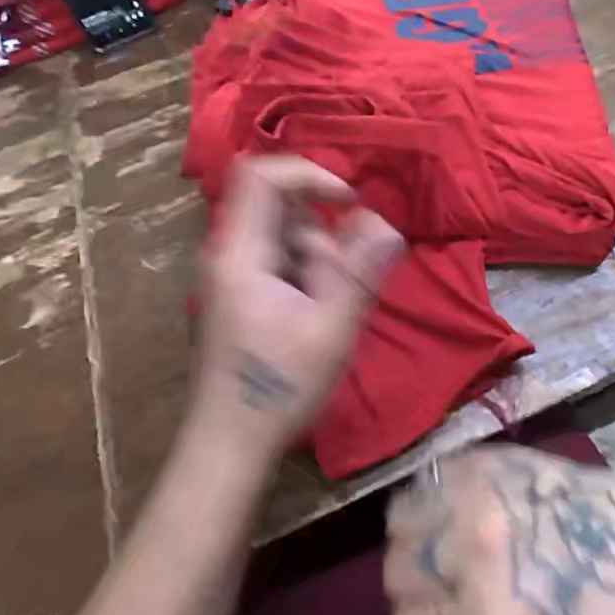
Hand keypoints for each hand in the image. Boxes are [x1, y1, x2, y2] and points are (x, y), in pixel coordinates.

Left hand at [192, 156, 403, 457]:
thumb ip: (359, 272)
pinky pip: (279, 263)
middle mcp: (228, 252)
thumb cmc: (277, 387)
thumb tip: (386, 224)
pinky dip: (305, 280)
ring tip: (323, 318)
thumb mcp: (331, 328)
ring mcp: (230, 274)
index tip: (349, 203)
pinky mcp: (238, 293)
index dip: (309, 174)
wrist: (229, 440)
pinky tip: (311, 323)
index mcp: (240, 251)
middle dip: (322, 238)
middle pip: (280, 210)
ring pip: (284, 240)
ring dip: (317, 265)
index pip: (262, 175)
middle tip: (336, 290)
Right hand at [384, 447, 614, 614]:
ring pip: (399, 524)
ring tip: (454, 551)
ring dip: (420, 545)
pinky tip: (463, 515)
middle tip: (456, 600)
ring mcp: (480, 498)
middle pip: (394, 579)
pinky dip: (433, 502)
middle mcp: (474, 558)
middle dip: (422, 600)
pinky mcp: (490, 458)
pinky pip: (428, 481)